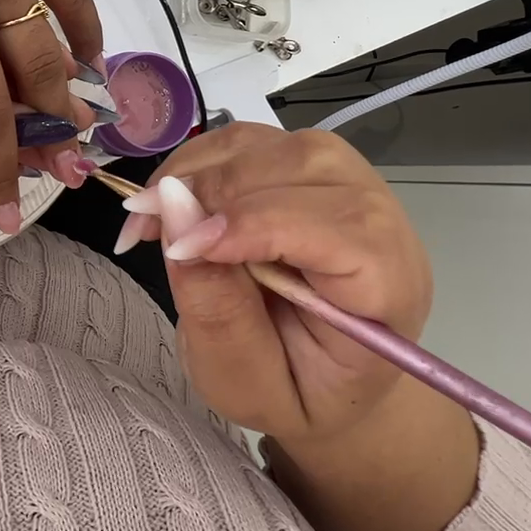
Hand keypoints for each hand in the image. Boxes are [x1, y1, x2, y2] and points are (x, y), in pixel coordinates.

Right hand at [128, 125, 477, 530]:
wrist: (317, 372)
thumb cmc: (291, 389)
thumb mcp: (246, 380)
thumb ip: (213, 302)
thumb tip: (170, 202)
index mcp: (389, 289)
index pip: (340, 228)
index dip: (254, 225)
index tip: (178, 253)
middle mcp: (377, 218)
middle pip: (295, 168)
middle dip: (208, 193)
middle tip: (141, 232)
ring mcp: (341, 180)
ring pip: (262, 144)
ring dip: (191, 174)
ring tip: (148, 221)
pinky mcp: (300, 162)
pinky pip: (239, 141)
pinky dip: (191, 164)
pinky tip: (166, 203)